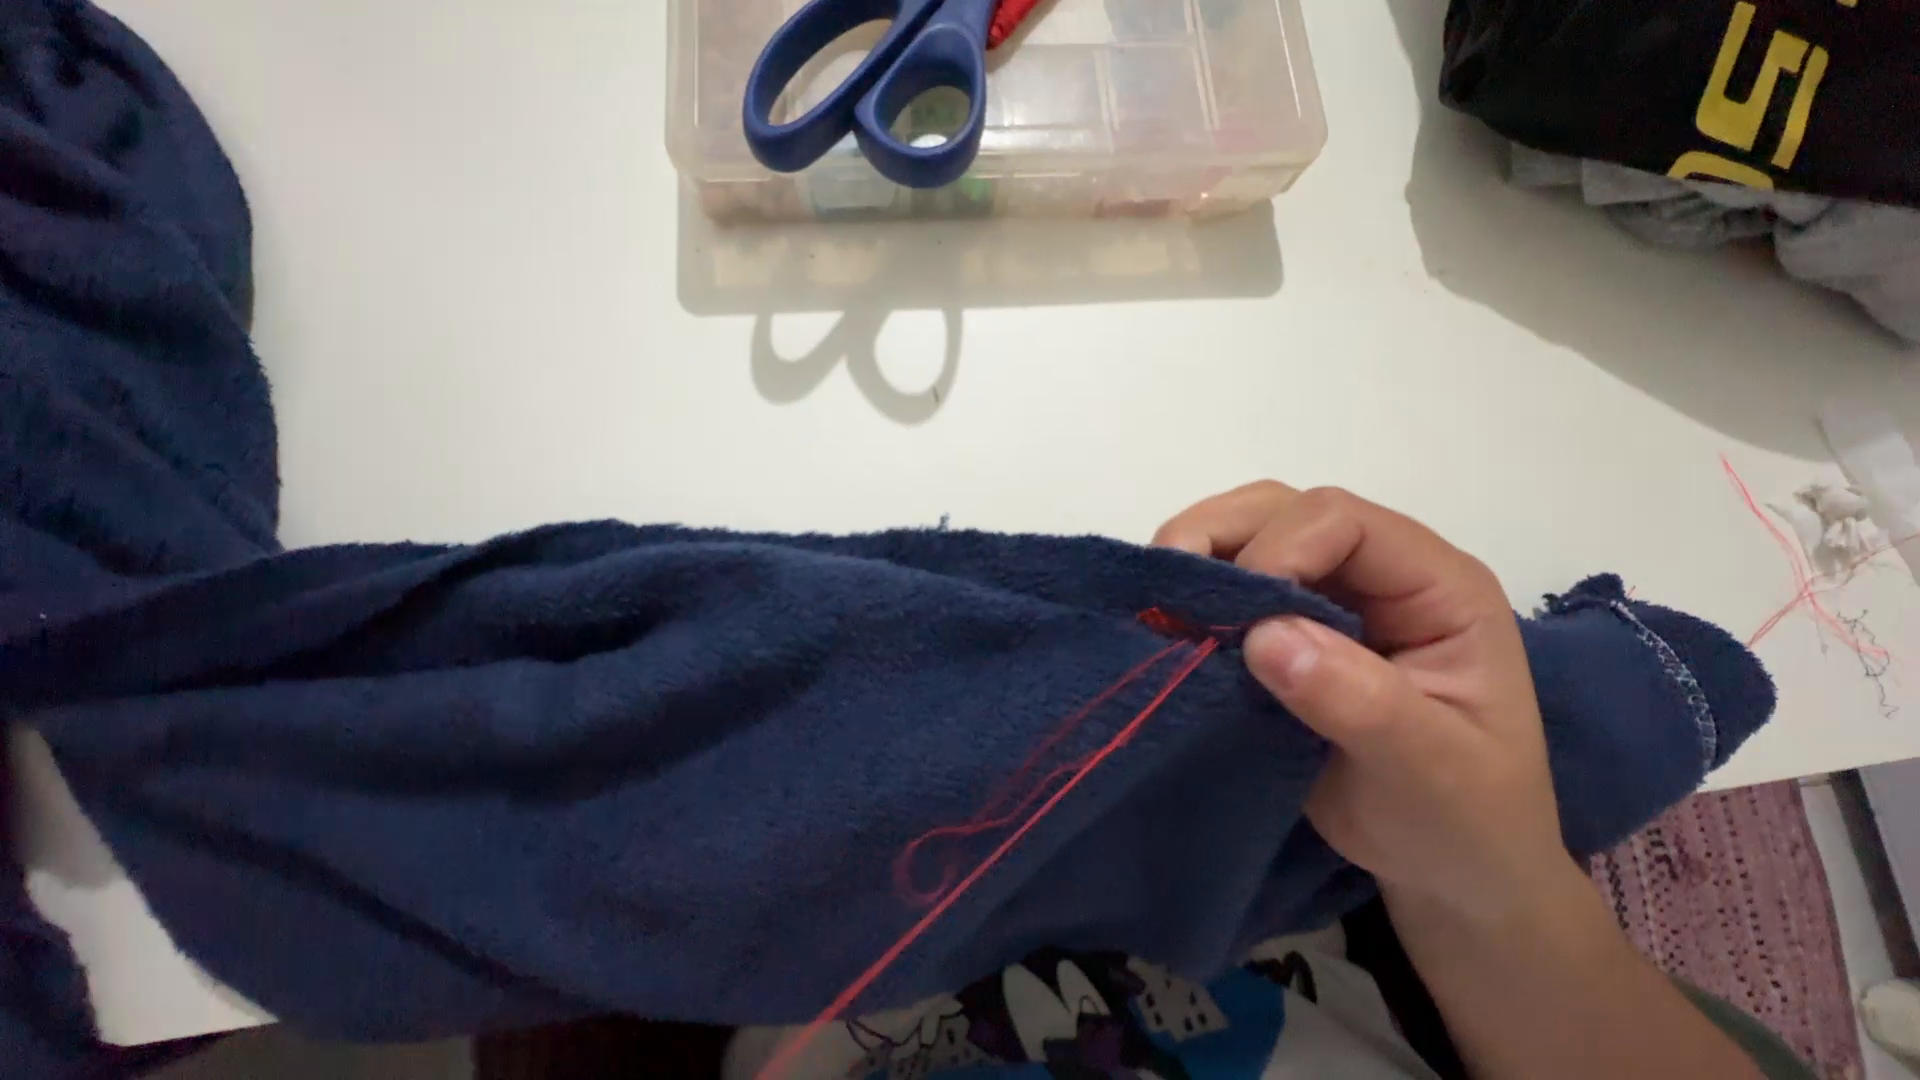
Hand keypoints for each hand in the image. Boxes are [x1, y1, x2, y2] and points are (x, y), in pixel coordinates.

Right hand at [1154, 482, 1580, 924]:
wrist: (1449, 866)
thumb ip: (1359, 700)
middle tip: (1167, 586)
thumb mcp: (1431, 771)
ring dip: (1196, 560)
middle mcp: (1379, 574)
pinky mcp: (1287, 629)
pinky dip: (1192, 597)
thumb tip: (1263, 637)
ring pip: (1248, 535)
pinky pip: (1230, 586)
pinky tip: (1166, 627)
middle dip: (1217, 536)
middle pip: (1285, 510)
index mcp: (1436, 586)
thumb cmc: (1463, 819)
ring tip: (1160, 607)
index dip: (1279, 550)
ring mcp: (1331, 597)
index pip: (1342, 522)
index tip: (1240, 624)